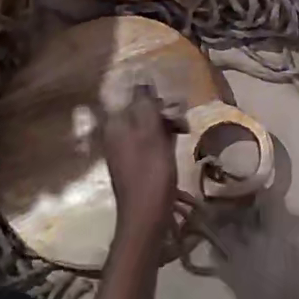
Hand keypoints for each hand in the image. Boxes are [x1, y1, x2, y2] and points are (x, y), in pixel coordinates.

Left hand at [99, 83, 184, 243]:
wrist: (146, 217)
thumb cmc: (151, 173)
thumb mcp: (151, 133)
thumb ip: (146, 105)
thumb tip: (142, 81)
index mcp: (115, 124)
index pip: (133, 96)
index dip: (154, 98)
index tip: (174, 107)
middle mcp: (115, 134)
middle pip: (141, 111)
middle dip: (163, 112)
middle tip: (182, 123)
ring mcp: (124, 150)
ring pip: (147, 126)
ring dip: (166, 125)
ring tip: (183, 132)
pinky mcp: (134, 164)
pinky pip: (148, 142)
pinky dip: (162, 140)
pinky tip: (175, 146)